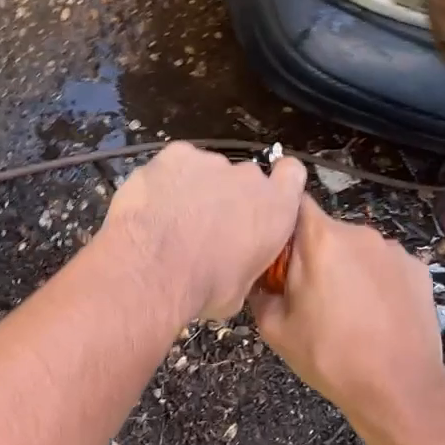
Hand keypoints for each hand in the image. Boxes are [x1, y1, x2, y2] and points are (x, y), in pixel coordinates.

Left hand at [102, 143, 306, 320]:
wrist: (152, 268)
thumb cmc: (203, 288)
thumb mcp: (240, 291)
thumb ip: (247, 263)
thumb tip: (236, 265)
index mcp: (275, 209)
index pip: (292, 175)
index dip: (279, 183)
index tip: (264, 197)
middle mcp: (248, 178)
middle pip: (244, 178)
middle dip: (229, 196)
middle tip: (206, 225)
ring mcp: (211, 162)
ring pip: (208, 172)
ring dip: (196, 190)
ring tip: (173, 219)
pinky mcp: (175, 154)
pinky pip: (177, 164)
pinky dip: (168, 179)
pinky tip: (155, 204)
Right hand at [250, 198, 444, 416]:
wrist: (399, 390)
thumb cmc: (330, 356)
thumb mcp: (275, 329)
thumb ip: (259, 292)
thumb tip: (258, 280)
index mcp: (319, 239)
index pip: (294, 203)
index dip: (282, 221)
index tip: (277, 249)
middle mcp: (358, 233)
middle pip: (325, 230)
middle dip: (314, 254)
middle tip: (308, 293)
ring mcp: (393, 250)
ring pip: (356, 249)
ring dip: (347, 268)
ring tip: (347, 309)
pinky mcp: (418, 269)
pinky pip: (385, 265)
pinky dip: (377, 281)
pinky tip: (376, 314)